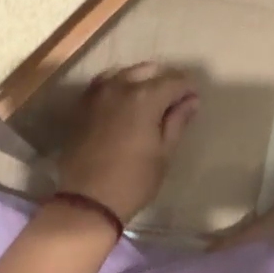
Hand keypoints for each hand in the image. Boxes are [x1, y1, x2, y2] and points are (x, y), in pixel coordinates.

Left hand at [55, 63, 198, 220]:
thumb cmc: (133, 182)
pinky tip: (123, 104)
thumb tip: (191, 100)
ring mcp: (96, 94)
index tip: (193, 101)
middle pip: (148, 71)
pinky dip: (117, 88)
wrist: (86, 201)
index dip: (188, 89)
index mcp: (144, 97)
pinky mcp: (80, 107)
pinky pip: (103, 85)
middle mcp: (119, 86)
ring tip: (148, 102)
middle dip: (164, 81)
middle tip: (173, 101)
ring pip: (123, 74)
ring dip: (139, 81)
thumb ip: (177, 122)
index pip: (174, 81)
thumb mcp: (163, 155)